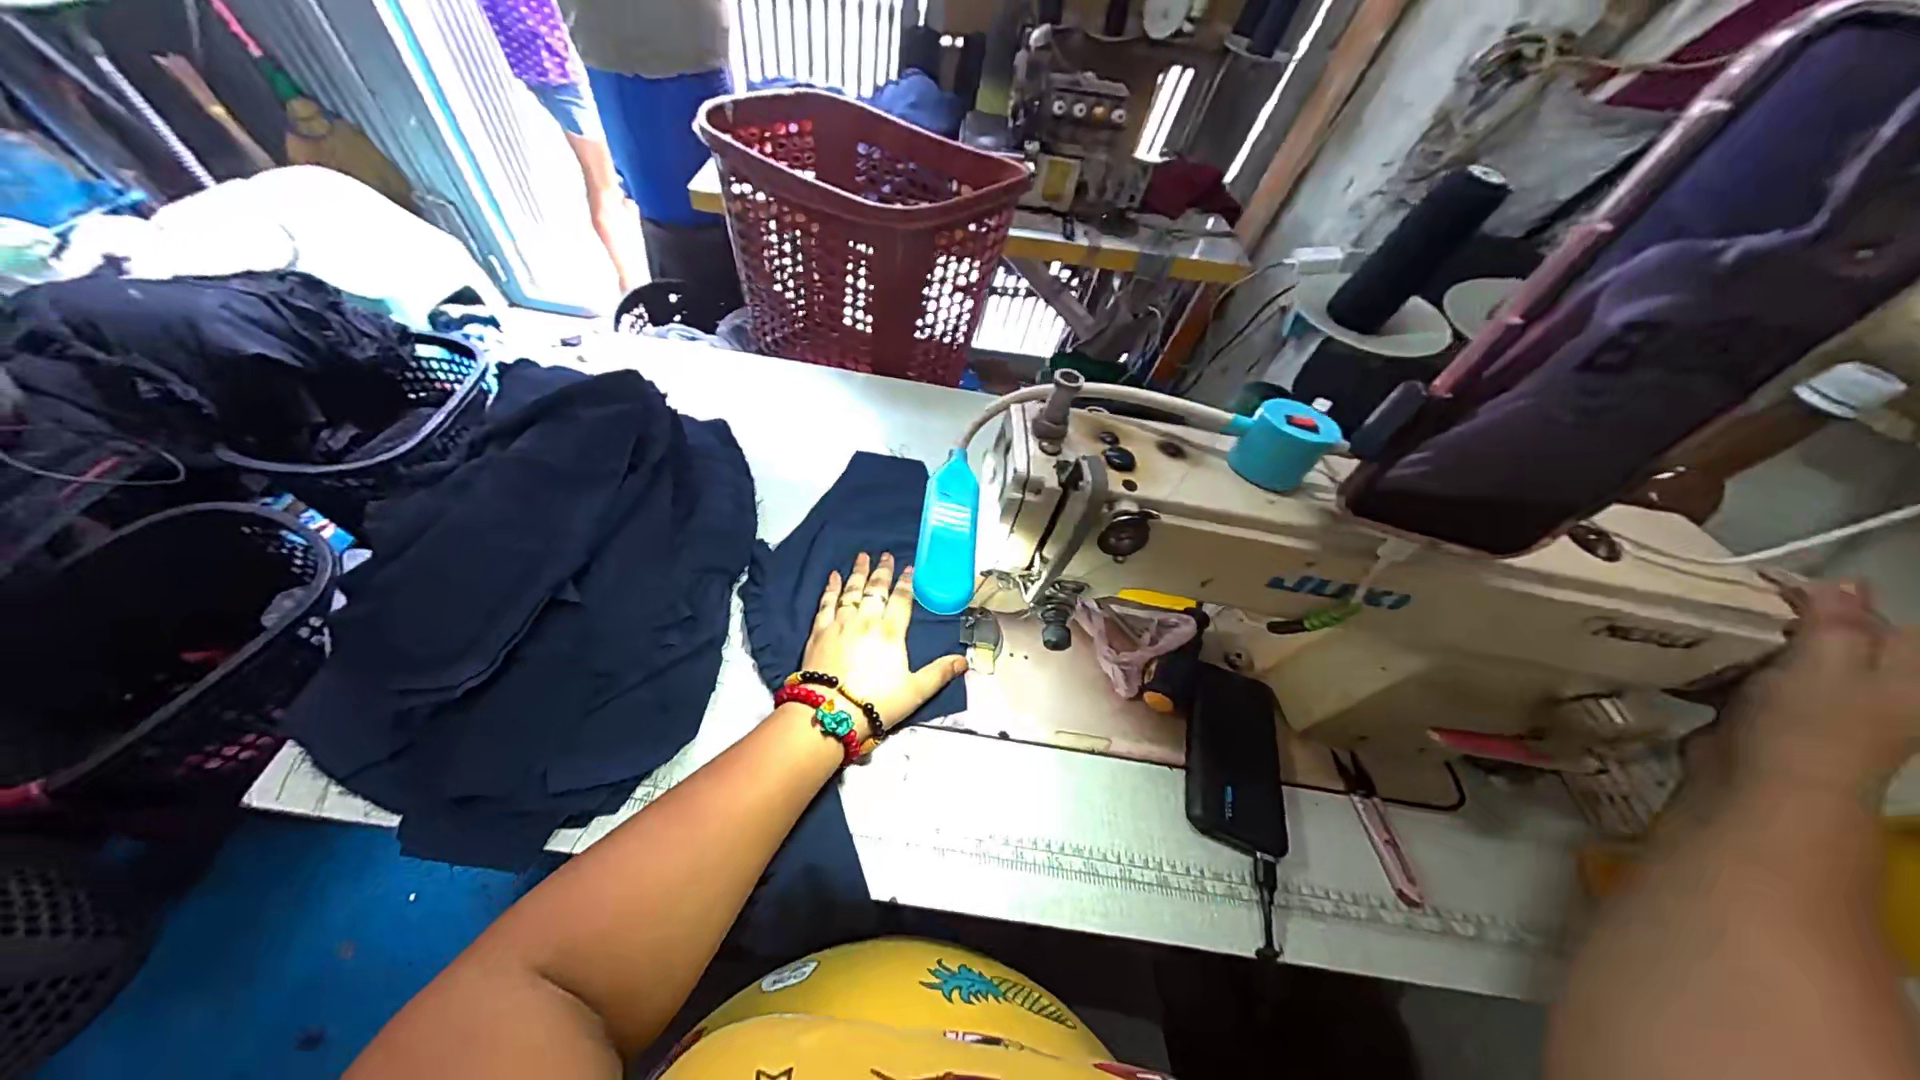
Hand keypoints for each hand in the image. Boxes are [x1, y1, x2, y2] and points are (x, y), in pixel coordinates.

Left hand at [798, 552, 967, 734]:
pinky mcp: (819, 632)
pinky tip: (834, 577)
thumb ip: (939, 673)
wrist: (831, 711)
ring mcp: (841, 623)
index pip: (901, 600)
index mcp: (891, 632)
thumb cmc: (876, 702)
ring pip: (852, 591)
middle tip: (886, 556)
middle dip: (882, 571)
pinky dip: (831, 588)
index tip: (908, 569)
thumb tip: (963, 661)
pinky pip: (826, 603)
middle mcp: (867, 621)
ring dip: (858, 573)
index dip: (906, 583)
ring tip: (862, 557)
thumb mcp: (915, 691)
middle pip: (876, 590)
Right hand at [1721, 583, 1919, 798]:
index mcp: (1905, 678)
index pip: (1883, 623)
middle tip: (1737, 605)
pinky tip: (1694, 658)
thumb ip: (1837, 620)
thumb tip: (1842, 582)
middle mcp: (1865, 691)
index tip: (1776, 588)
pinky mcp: (1760, 717)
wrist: (1759, 787)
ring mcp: (1810, 707)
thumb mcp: (1830, 661)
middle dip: (1783, 621)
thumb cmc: (1810, 723)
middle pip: (1828, 639)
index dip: (1836, 601)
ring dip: (1745, 644)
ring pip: (1779, 658)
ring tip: (1710, 626)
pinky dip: (1719, 669)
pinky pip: (1742, 681)